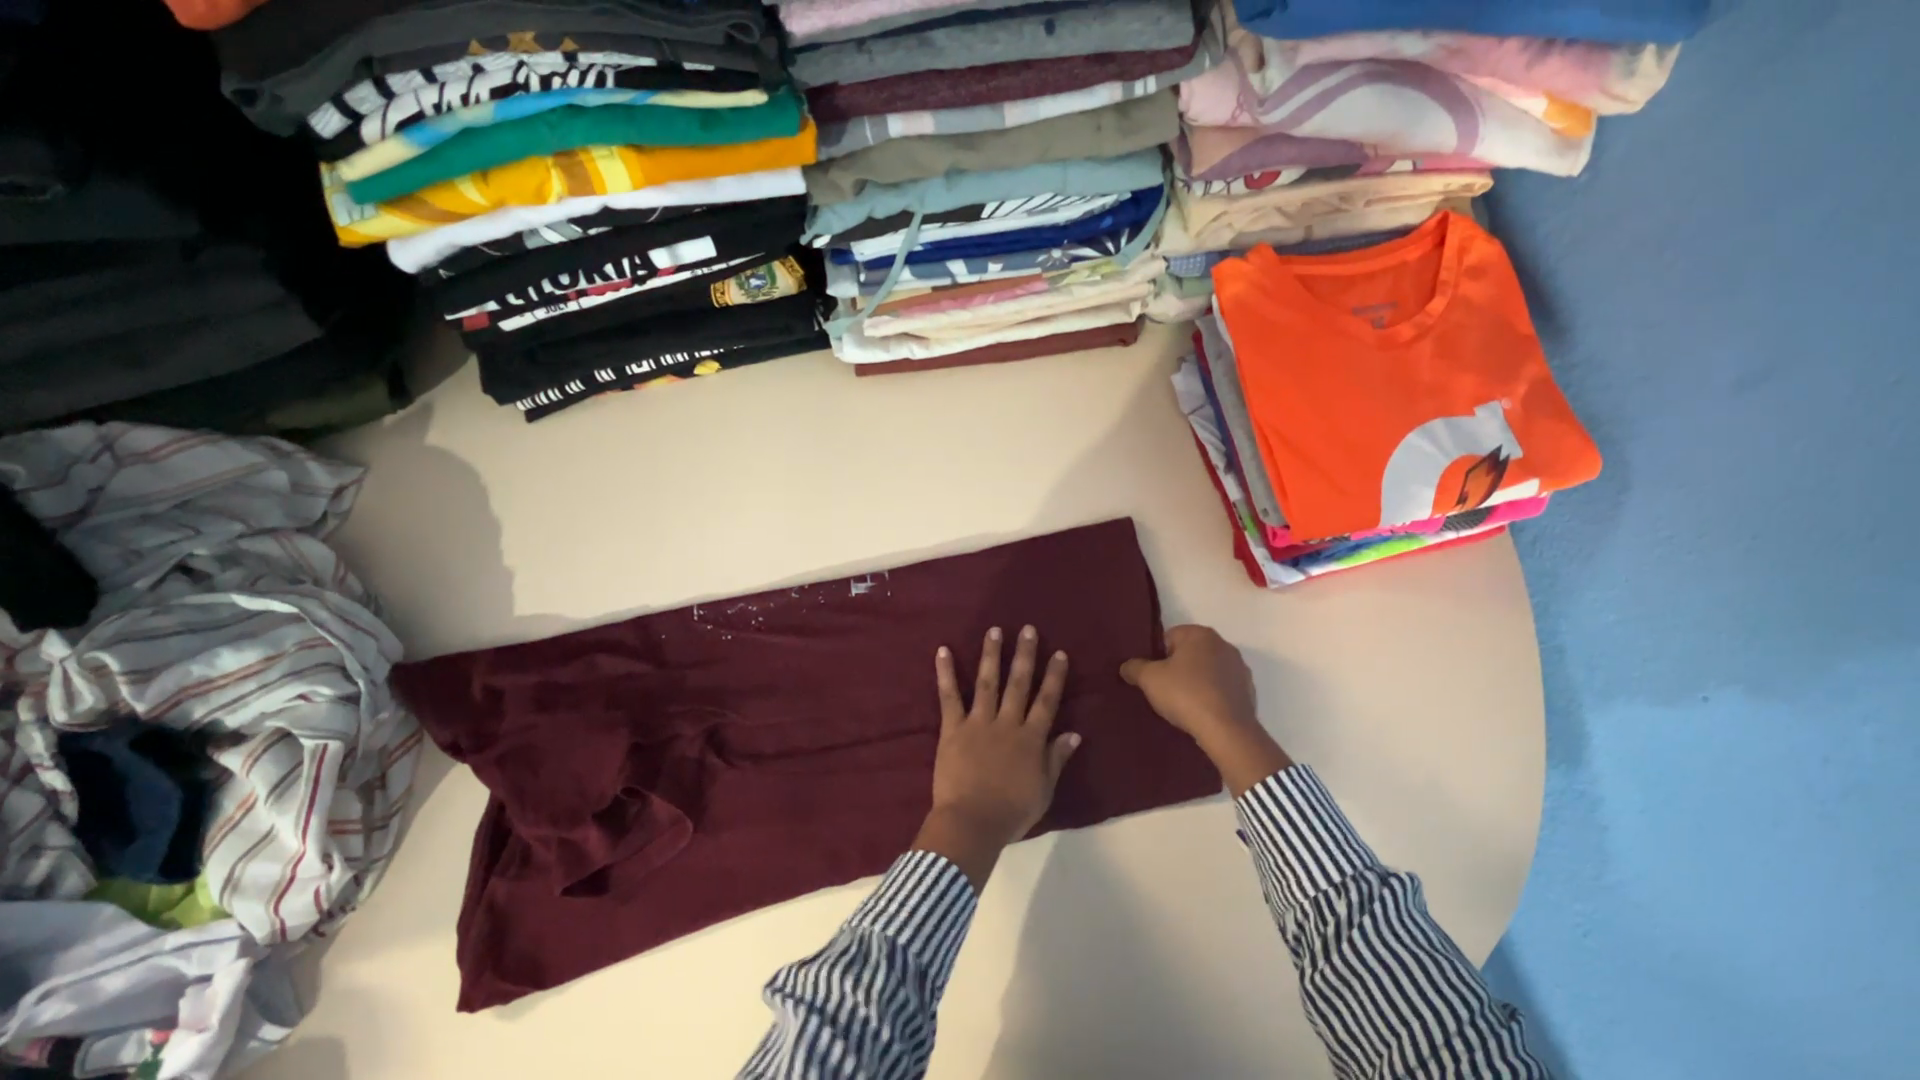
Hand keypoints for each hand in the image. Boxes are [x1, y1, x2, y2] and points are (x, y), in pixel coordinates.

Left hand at [915, 625, 1079, 889]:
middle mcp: (1007, 724)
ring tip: (994, 630)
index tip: (1059, 653)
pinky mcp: (952, 729)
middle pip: (1019, 684)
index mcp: (1032, 740)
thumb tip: (1074, 734)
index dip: (1054, 676)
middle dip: (1025, 655)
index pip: (1047, 701)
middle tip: (1028, 629)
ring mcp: (979, 723)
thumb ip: (1056, 759)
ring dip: (991, 655)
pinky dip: (945, 673)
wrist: (972, 822)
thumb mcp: (1044, 790)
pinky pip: (949, 697)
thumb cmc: (1011, 813)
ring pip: (987, 682)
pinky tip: (943, 651)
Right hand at [1120, 625, 1290, 796]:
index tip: (1153, 677)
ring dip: (1196, 682)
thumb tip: (1127, 666)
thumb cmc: (1185, 694)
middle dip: (1177, 668)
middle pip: (1190, 653)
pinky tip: (1202, 713)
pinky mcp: (1248, 690)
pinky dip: (1212, 696)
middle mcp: (1223, 644)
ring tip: (1184, 704)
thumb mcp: (1149, 679)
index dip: (1157, 657)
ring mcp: (1239, 668)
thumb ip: (1134, 668)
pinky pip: (1221, 689)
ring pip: (1207, 671)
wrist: (1227, 730)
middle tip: (1164, 690)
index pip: (1169, 637)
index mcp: (1200, 634)